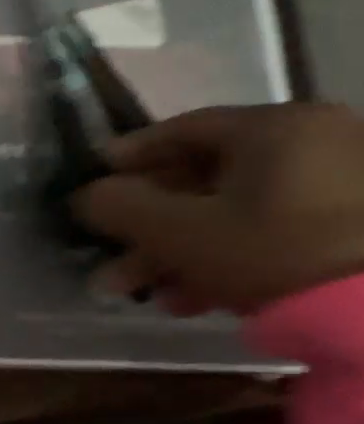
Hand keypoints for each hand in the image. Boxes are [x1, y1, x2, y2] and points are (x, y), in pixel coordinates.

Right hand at [74, 103, 363, 314]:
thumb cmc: (268, 249)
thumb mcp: (174, 230)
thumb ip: (117, 206)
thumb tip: (87, 194)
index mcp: (277, 127)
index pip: (184, 128)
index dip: (127, 155)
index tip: (90, 182)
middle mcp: (317, 139)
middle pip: (203, 178)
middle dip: (147, 225)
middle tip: (109, 259)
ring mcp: (342, 179)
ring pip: (231, 209)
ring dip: (178, 250)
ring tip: (148, 293)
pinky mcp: (352, 219)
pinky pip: (269, 227)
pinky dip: (225, 255)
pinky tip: (195, 296)